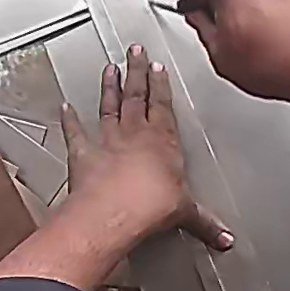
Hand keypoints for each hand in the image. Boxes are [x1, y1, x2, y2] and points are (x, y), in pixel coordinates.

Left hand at [59, 44, 232, 251]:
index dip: (160, 84)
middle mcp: (134, 134)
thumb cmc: (149, 207)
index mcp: (162, 141)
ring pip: (109, 107)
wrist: (115, 213)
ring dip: (108, 87)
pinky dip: (69, 120)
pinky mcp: (83, 154)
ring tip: (109, 69)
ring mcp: (107, 141)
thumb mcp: (185, 213)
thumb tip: (224, 239)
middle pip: (136, 95)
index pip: (163, 104)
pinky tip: (65, 107)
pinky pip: (75, 133)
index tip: (157, 66)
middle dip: (136, 71)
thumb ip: (204, 222)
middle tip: (134, 51)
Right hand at [177, 0, 289, 106]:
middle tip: (222, 31)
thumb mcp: (220, 55)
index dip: (192, 5)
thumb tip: (201, 21)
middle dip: (224, 3)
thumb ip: (203, 29)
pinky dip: (275, 7)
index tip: (192, 14)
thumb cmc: (280, 60)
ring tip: (254, 39)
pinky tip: (276, 35)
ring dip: (252, 5)